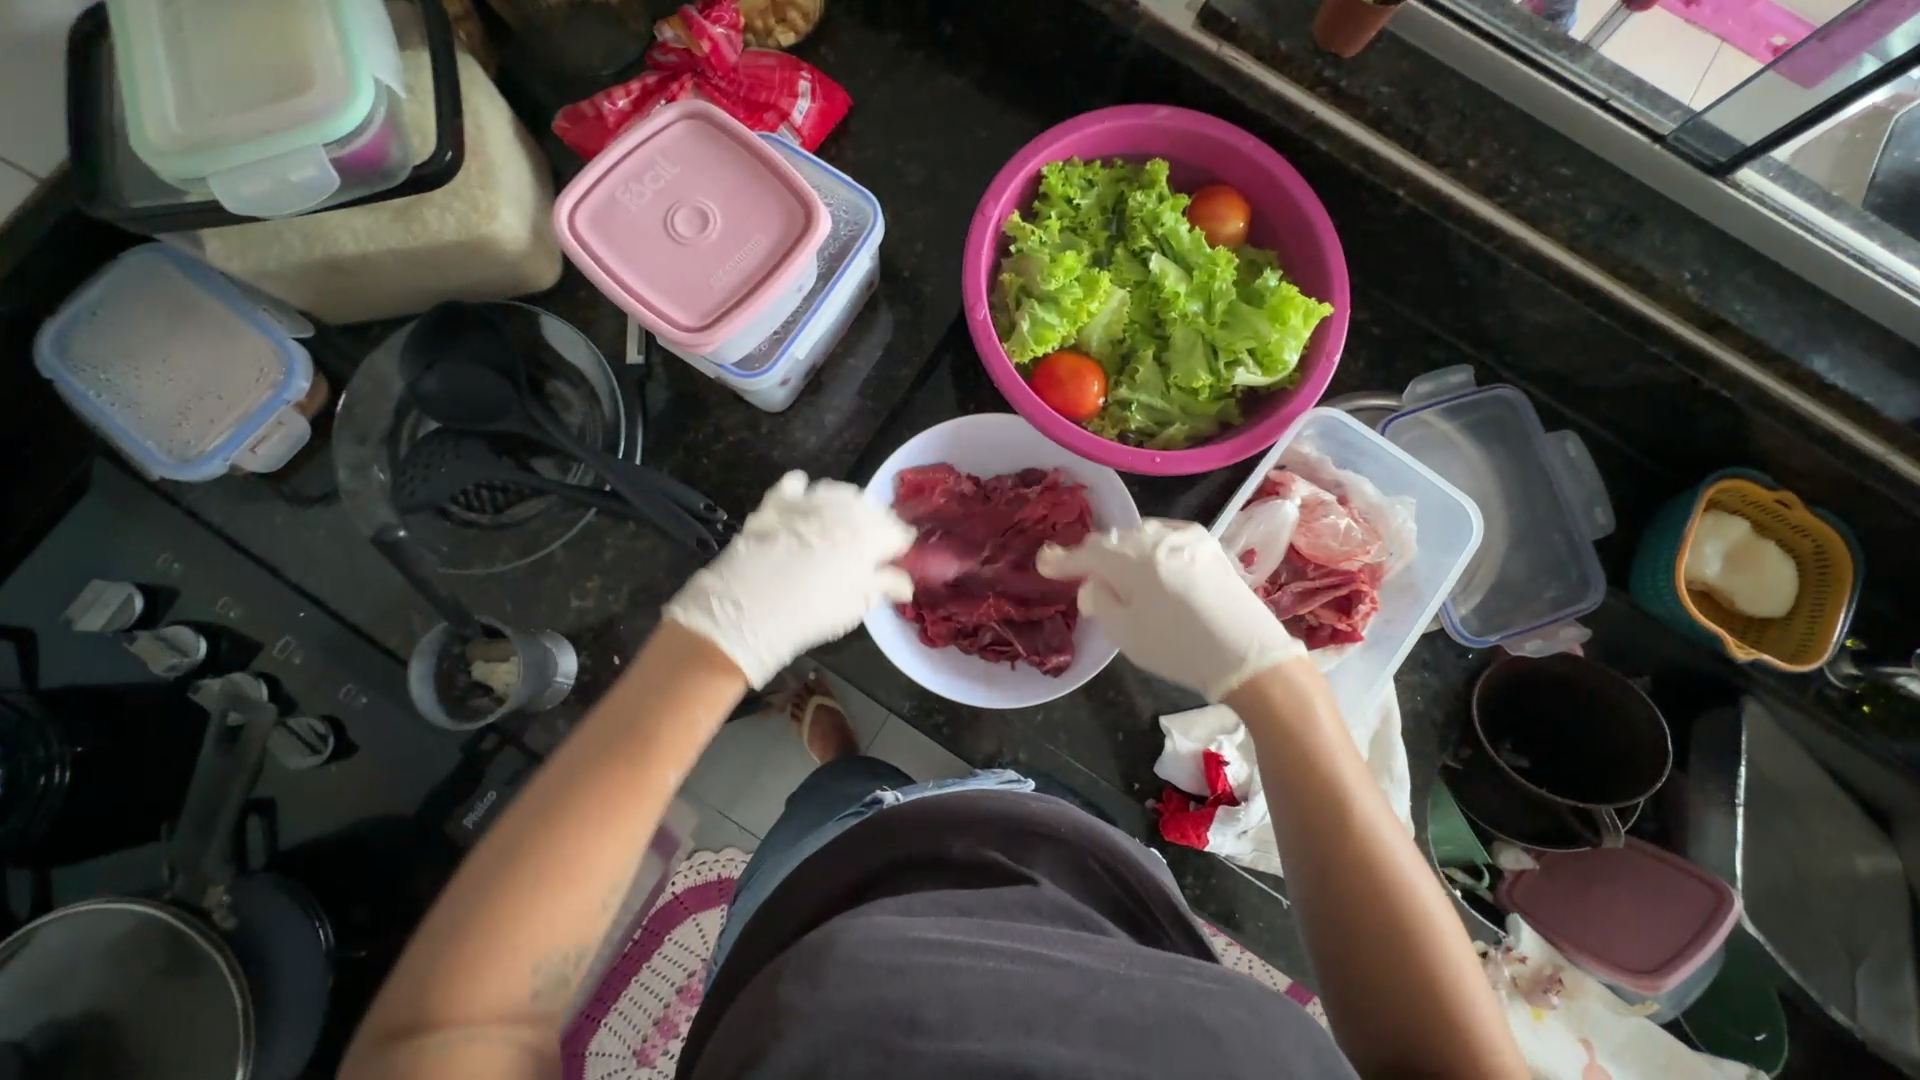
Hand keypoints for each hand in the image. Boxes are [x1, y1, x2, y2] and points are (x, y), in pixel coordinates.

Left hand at [663, 471, 915, 687]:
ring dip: (844, 506)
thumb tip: (903, 581)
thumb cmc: (811, 614)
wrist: (747, 611)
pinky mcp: (776, 503)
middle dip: (874, 524)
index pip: (898, 531)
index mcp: (870, 536)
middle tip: (866, 548)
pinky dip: (803, 491)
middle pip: (870, 507)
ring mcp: (808, 502)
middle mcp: (844, 511)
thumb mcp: (856, 605)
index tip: (893, 559)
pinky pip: (796, 484)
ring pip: (838, 492)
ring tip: (838, 527)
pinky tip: (804, 502)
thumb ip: (884, 585)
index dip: (898, 546)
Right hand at [1037, 519, 1303, 700]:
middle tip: (1084, 575)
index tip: (1044, 564)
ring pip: (1141, 536)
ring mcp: (1187, 538)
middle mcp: (1158, 538)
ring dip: (1124, 551)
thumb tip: (1093, 584)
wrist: (1249, 656)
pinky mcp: (1209, 547)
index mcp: (1133, 559)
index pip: (1087, 553)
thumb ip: (1099, 601)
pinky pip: (1166, 538)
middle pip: (1114, 541)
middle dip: (1096, 555)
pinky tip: (1151, 568)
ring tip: (1118, 573)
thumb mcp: (1126, 634)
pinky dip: (1150, 549)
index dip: (1063, 559)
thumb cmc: (1179, 649)